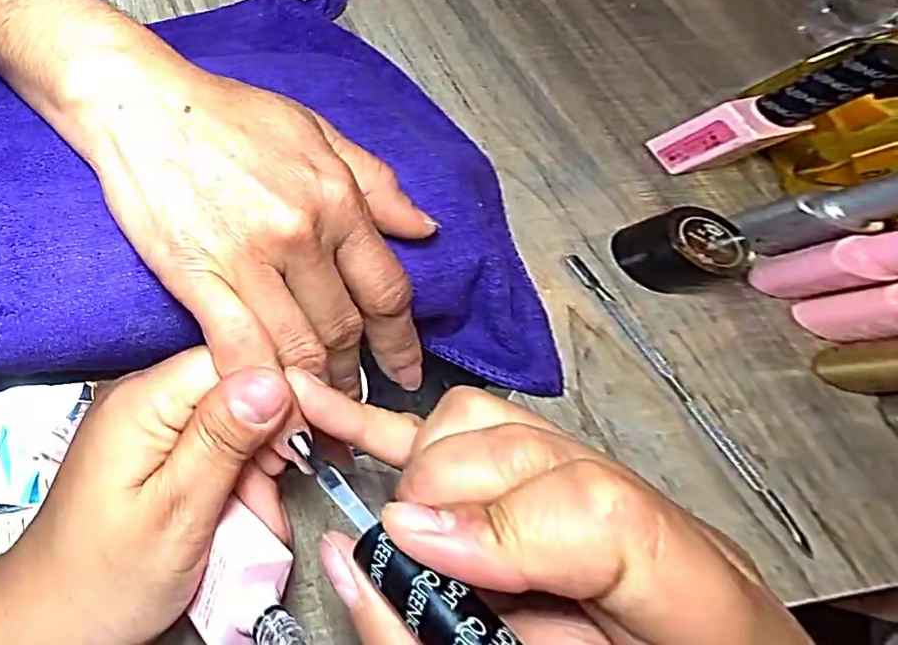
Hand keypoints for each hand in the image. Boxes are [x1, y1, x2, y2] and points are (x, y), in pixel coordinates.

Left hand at [0, 350, 294, 644]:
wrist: (58, 603)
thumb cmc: (103, 571)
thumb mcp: (177, 511)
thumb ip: (222, 442)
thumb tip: (268, 379)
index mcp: (140, 400)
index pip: (223, 355)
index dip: (271, 393)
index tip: (295, 442)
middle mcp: (138, 396)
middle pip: (225, 387)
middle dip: (260, 444)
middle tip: (261, 502)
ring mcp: (140, 419)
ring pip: (222, 420)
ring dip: (247, 471)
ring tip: (241, 525)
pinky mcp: (146, 443)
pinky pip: (202, 443)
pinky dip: (226, 479)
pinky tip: (226, 518)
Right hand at [75, 51, 433, 434]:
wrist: (138, 106)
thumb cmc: (214, 111)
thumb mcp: (305, 125)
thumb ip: (369, 176)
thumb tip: (420, 226)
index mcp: (331, 196)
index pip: (384, 290)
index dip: (398, 339)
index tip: (401, 368)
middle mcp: (298, 233)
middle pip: (341, 327)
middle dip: (353, 373)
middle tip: (354, 401)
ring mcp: (245, 258)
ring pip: (296, 346)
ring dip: (311, 389)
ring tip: (316, 415)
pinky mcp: (193, 274)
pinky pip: (237, 344)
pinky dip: (257, 384)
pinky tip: (267, 406)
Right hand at [287, 371, 810, 644]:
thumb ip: (428, 641)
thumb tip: (347, 561)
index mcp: (702, 607)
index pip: (604, 513)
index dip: (496, 520)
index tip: (417, 543)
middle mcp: (651, 524)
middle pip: (526, 448)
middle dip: (440, 487)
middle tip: (401, 538)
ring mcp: (592, 483)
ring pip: (483, 418)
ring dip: (416, 457)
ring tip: (395, 510)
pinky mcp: (533, 468)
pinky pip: (453, 429)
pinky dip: (379, 420)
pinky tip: (322, 402)